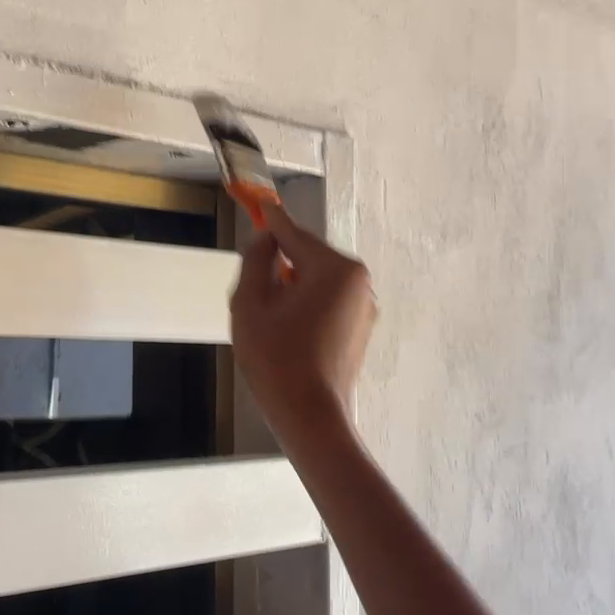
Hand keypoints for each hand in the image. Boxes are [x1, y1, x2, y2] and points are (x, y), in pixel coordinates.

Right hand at [230, 207, 376, 441]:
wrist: (309, 415)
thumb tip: (266, 239)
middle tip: (251, 295)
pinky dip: (304, 307)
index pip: (293, 234)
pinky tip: (285, 335)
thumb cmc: (275, 357)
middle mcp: (358, 281)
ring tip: (266, 322)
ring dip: (290, 290)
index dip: (269, 220)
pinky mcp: (361, 330)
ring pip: (315, 282)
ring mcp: (364, 307)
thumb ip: (256, 260)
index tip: (258, 200)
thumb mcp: (250, 302)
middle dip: (278, 268)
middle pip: (306, 258)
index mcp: (335, 268)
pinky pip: (326, 303)